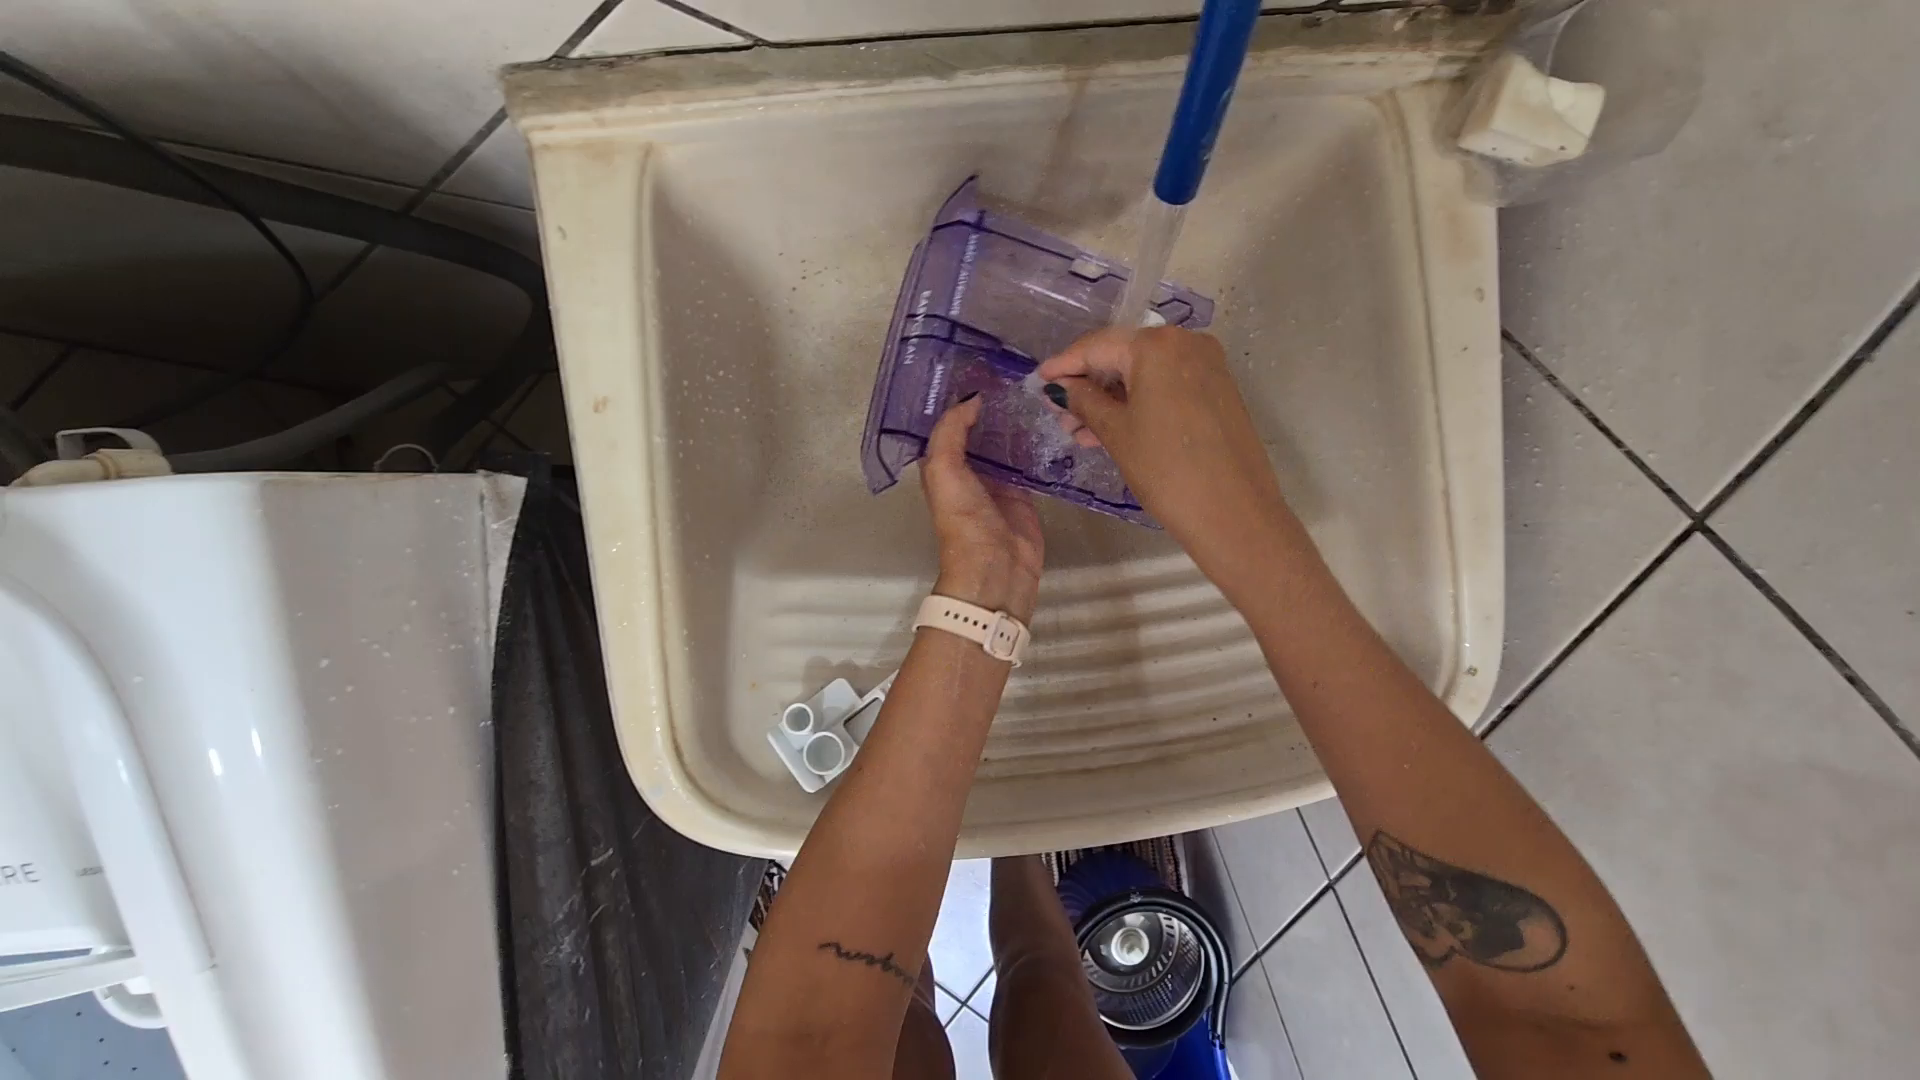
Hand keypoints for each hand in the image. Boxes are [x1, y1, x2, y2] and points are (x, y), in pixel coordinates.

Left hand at [919, 394, 1043, 621]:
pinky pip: (1030, 461)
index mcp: (943, 466)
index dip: (961, 399)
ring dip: (1018, 421)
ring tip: (1037, 389)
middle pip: (982, 431)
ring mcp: (999, 482)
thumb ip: (951, 433)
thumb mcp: (944, 471)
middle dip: (995, 406)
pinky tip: (1051, 421)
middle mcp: (969, 471)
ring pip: (1007, 442)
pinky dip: (1038, 444)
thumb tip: (972, 400)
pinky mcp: (1025, 493)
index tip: (982, 368)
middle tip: (1016, 372)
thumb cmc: (964, 520)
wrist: (996, 568)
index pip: (951, 425)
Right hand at [1036, 327, 1301, 591]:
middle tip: (1059, 416)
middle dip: (1088, 386)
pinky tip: (1112, 431)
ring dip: (1111, 400)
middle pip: (1123, 357)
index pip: (1097, 346)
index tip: (1038, 381)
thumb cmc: (1166, 469)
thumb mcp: (1116, 433)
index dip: (1064, 365)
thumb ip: (1084, 401)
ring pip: (1145, 376)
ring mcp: (1208, 366)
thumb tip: (1062, 387)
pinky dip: (1138, 404)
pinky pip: (1167, 388)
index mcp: (1158, 346)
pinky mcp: (1218, 391)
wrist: (1234, 512)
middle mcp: (1187, 343)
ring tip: (1080, 433)